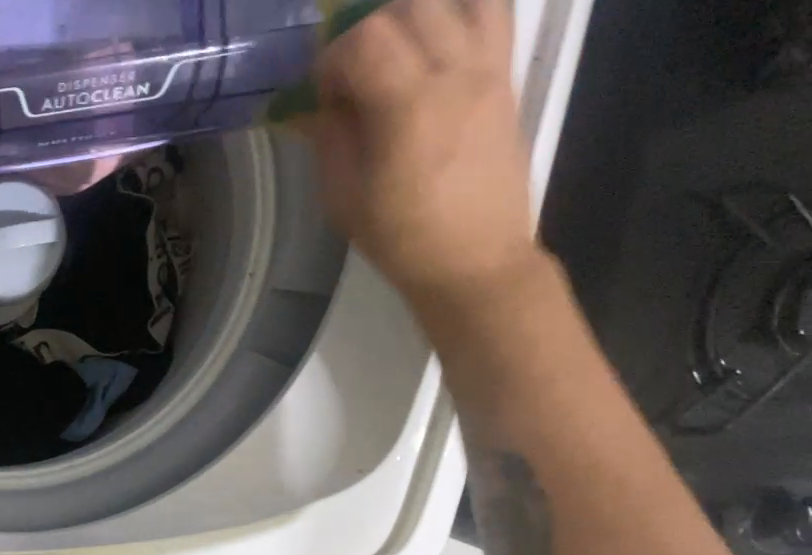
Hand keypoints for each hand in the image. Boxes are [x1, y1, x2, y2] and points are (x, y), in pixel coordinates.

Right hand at [308, 0, 542, 305]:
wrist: (474, 257)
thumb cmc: (399, 236)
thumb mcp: (342, 196)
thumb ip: (330, 136)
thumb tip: (319, 103)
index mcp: (408, 107)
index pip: (365, 38)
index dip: (332, 58)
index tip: (323, 95)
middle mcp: (456, 74)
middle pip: (410, 6)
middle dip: (368, 30)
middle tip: (353, 74)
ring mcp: (489, 70)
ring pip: (455, 0)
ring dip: (414, 15)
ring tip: (393, 54)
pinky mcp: (506, 76)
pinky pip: (491, 14)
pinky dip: (457, 14)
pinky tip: (431, 46)